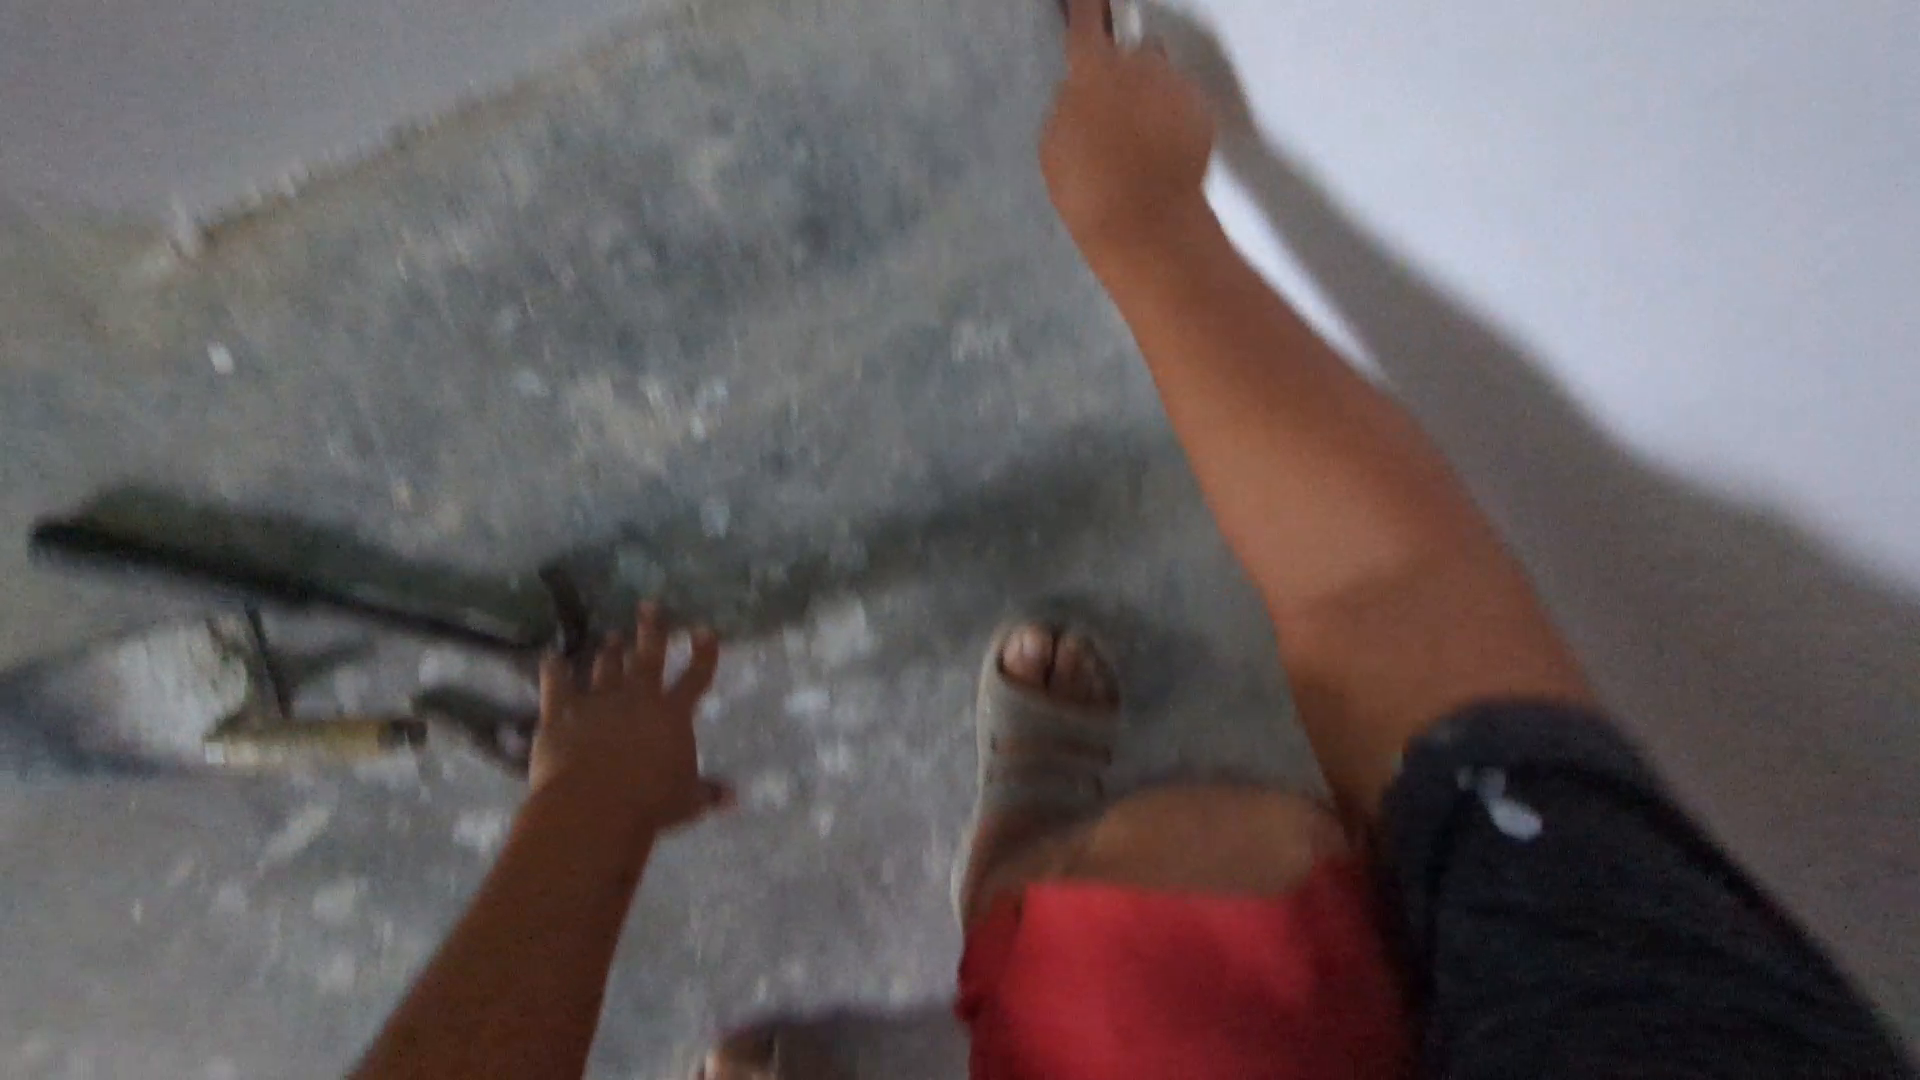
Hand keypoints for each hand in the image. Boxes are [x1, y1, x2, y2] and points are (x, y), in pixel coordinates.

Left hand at [531, 603, 731, 832]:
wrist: (593, 805)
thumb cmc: (649, 802)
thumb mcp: (687, 800)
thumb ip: (707, 792)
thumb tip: (734, 799)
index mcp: (672, 713)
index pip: (695, 676)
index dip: (703, 652)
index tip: (706, 630)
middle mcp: (638, 698)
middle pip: (648, 657)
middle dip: (651, 630)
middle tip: (649, 605)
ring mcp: (598, 702)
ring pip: (605, 668)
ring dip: (609, 651)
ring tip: (611, 636)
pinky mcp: (562, 713)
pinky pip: (557, 686)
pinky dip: (554, 670)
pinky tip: (550, 657)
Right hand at [1041, 0, 1216, 252]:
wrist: (1144, 223)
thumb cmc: (1088, 191)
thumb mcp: (1055, 148)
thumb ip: (1068, 107)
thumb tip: (1081, 94)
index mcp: (1092, 71)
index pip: (1086, 21)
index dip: (1085, 10)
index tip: (1087, 3)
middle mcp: (1138, 64)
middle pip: (1131, 53)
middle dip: (1124, 75)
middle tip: (1115, 119)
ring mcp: (1175, 85)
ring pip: (1160, 78)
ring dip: (1150, 98)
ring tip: (1139, 145)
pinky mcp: (1201, 110)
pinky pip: (1183, 105)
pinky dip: (1173, 124)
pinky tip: (1161, 157)